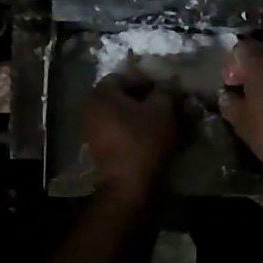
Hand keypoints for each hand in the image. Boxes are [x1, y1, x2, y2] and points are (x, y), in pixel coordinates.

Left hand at [85, 73, 178, 191]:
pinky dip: (138, 132)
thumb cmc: (144, 140)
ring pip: (124, 116)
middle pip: (123, 97)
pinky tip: (157, 138)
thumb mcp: (162, 110)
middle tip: (168, 105)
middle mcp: (91, 110)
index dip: (147, 80)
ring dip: (145, 117)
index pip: (124, 77)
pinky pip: (122, 133)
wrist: (129, 185)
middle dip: (147, 99)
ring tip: (168, 122)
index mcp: (101, 94)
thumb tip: (171, 81)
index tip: (166, 89)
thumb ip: (166, 91)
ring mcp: (93, 132)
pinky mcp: (101, 150)